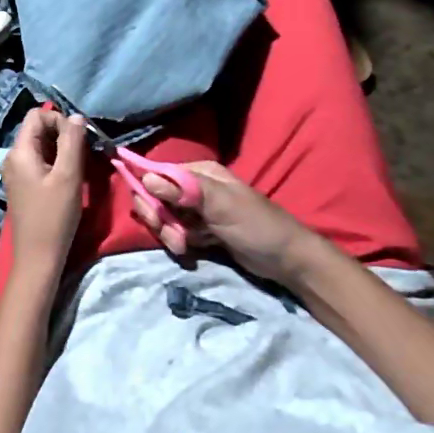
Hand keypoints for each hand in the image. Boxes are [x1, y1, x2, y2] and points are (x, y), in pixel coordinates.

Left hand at [3, 110, 87, 279]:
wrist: (38, 257)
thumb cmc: (54, 216)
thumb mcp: (69, 176)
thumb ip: (73, 142)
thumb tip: (77, 117)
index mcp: (19, 152)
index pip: (37, 115)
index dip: (60, 120)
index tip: (78, 140)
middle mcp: (13, 158)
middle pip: (38, 130)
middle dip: (63, 135)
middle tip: (83, 154)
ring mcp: (16, 173)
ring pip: (41, 147)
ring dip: (62, 151)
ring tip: (79, 168)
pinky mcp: (23, 186)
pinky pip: (40, 163)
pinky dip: (56, 164)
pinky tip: (69, 181)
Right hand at [133, 161, 329, 286]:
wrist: (286, 260)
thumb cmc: (257, 226)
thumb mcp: (222, 205)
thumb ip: (185, 190)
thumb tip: (147, 177)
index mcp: (200, 173)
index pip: (157, 174)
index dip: (147, 193)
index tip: (153, 216)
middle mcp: (195, 187)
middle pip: (157, 198)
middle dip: (159, 219)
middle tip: (174, 237)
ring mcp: (198, 210)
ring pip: (166, 218)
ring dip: (170, 234)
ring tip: (185, 247)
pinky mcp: (202, 231)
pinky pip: (178, 232)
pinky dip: (181, 242)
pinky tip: (192, 250)